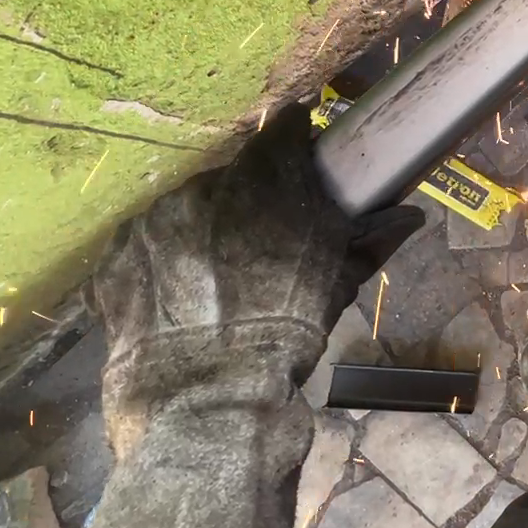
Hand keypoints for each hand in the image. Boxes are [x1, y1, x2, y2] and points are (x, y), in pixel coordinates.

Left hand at [88, 104, 423, 457]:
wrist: (209, 394)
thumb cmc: (290, 326)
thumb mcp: (342, 279)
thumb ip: (374, 237)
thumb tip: (413, 215)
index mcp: (265, 184)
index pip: (282, 133)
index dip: (297, 135)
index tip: (307, 144)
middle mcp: (204, 189)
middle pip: (235, 174)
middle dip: (254, 191)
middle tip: (271, 229)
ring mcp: (150, 223)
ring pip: (188, 206)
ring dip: (208, 223)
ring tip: (224, 266)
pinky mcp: (113, 261)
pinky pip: (147, 242)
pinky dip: (167, 255)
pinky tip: (186, 289)